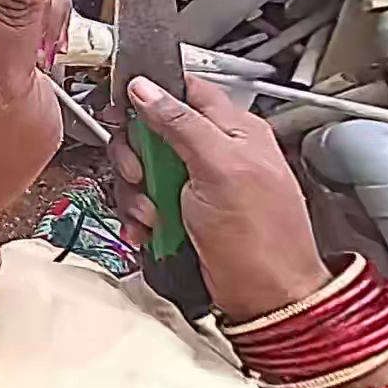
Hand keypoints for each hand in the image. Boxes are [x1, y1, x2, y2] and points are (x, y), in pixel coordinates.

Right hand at [109, 76, 330, 320]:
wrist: (264, 299)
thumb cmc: (262, 238)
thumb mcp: (220, 169)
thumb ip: (180, 123)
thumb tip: (143, 88)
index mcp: (232, 129)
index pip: (181, 89)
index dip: (147, 94)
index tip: (123, 111)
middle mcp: (209, 149)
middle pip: (145, 128)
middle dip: (133, 154)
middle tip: (142, 173)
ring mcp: (190, 178)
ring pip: (135, 163)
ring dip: (134, 190)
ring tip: (154, 210)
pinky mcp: (174, 204)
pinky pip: (136, 195)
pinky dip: (135, 212)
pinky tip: (151, 225)